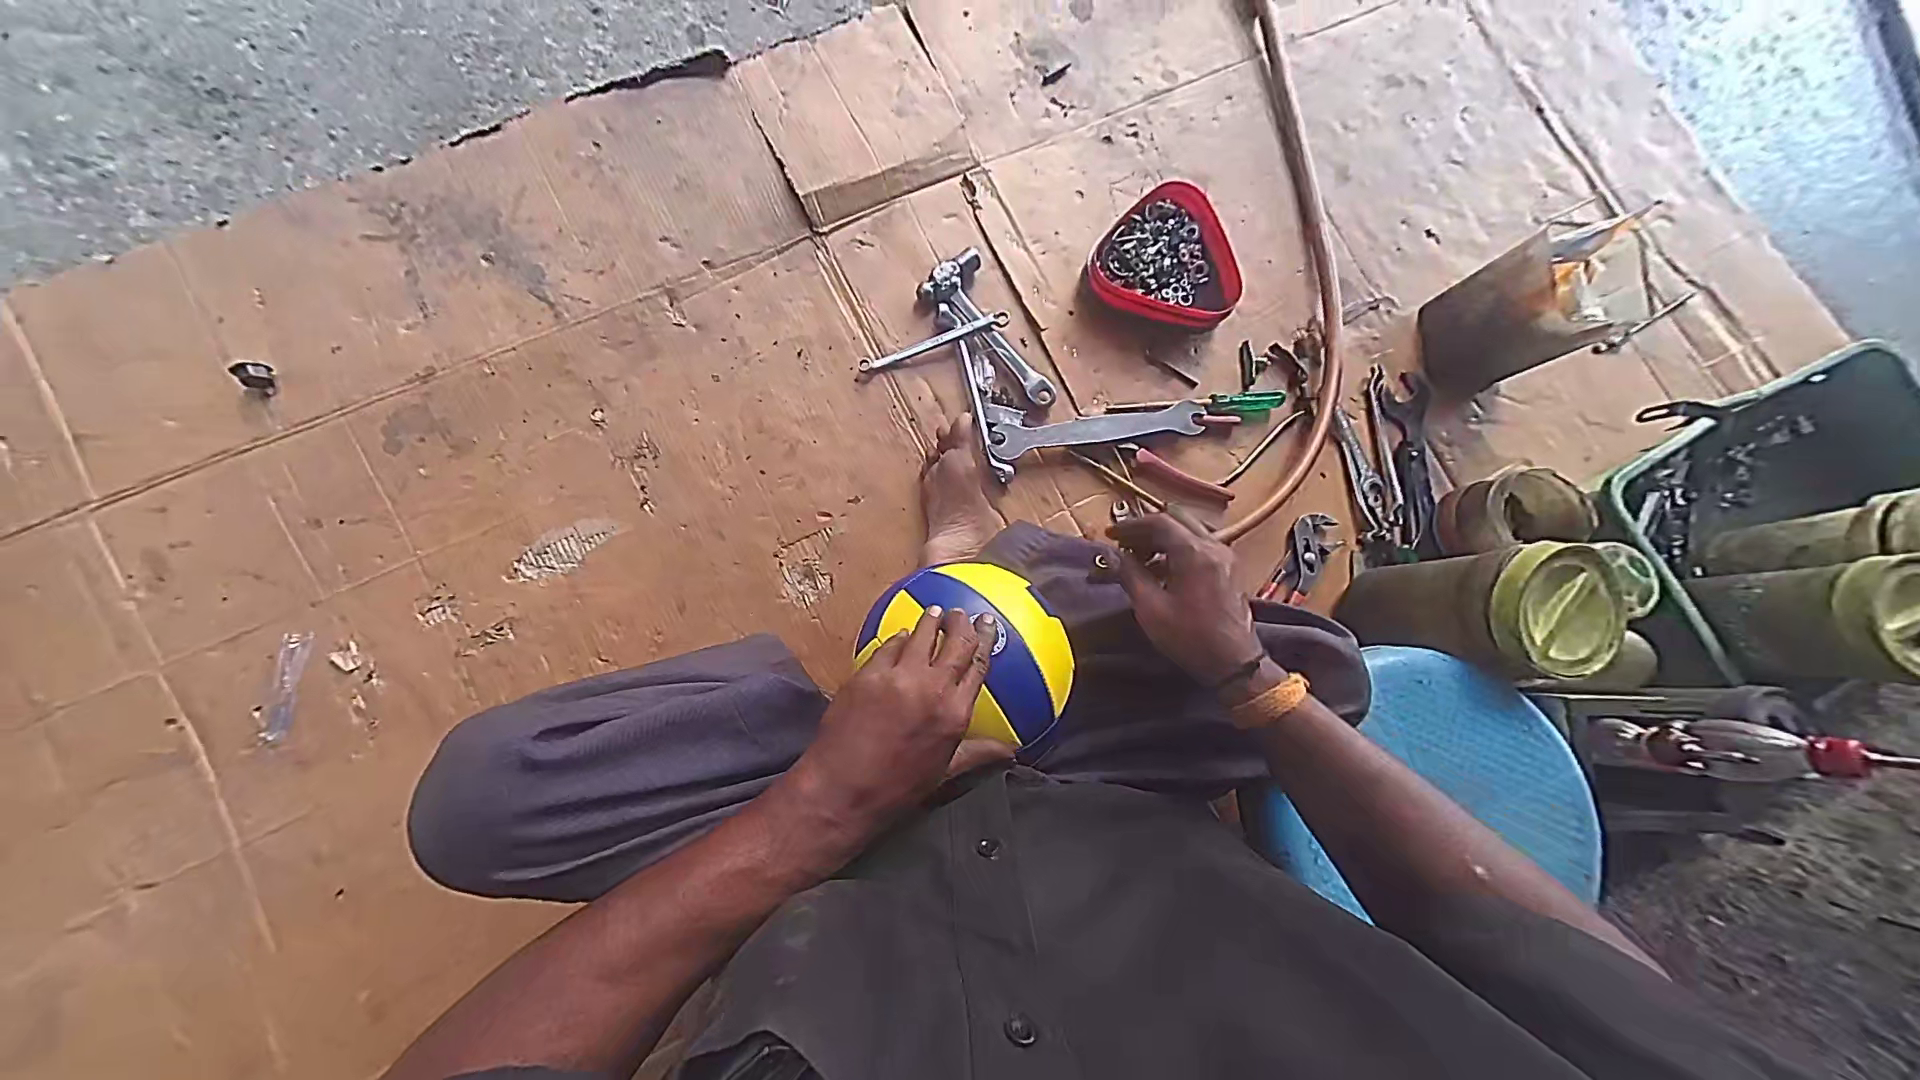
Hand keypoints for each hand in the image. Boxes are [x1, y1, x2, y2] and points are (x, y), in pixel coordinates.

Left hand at [788, 606, 1013, 833]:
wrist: (843, 790)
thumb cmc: (897, 787)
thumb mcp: (945, 771)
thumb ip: (979, 753)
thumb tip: (1010, 751)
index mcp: (955, 713)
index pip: (978, 665)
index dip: (985, 639)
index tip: (987, 624)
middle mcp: (932, 689)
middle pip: (954, 643)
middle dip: (960, 623)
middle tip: (960, 613)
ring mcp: (899, 678)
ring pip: (921, 635)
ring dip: (930, 621)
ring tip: (934, 613)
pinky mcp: (869, 675)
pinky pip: (889, 646)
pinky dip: (898, 639)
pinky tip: (900, 637)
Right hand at [1106, 507, 1266, 685]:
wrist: (1233, 663)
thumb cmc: (1190, 637)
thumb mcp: (1151, 608)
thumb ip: (1130, 575)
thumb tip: (1115, 556)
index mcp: (1194, 553)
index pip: (1159, 522)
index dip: (1131, 526)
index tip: (1111, 535)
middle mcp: (1214, 547)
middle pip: (1177, 519)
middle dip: (1147, 528)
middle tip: (1125, 543)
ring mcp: (1225, 557)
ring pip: (1189, 530)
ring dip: (1163, 538)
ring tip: (1140, 558)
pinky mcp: (1229, 569)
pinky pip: (1200, 545)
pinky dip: (1177, 548)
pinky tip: (1161, 569)